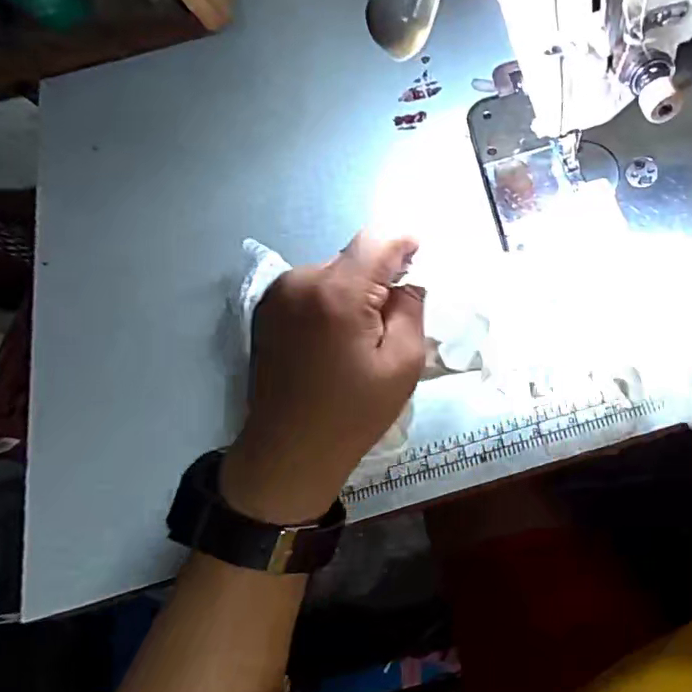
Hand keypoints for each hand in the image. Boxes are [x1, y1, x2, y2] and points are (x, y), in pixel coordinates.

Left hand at [219, 234, 426, 524]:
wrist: (289, 450)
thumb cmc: (354, 411)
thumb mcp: (403, 363)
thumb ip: (410, 310)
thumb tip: (407, 282)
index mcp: (336, 293)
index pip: (377, 241)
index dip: (405, 244)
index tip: (424, 259)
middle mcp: (300, 281)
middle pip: (355, 256)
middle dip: (382, 276)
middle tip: (399, 316)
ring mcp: (277, 294)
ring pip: (335, 272)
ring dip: (358, 291)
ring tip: (368, 335)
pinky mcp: (267, 309)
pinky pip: (314, 289)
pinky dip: (335, 301)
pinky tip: (341, 339)